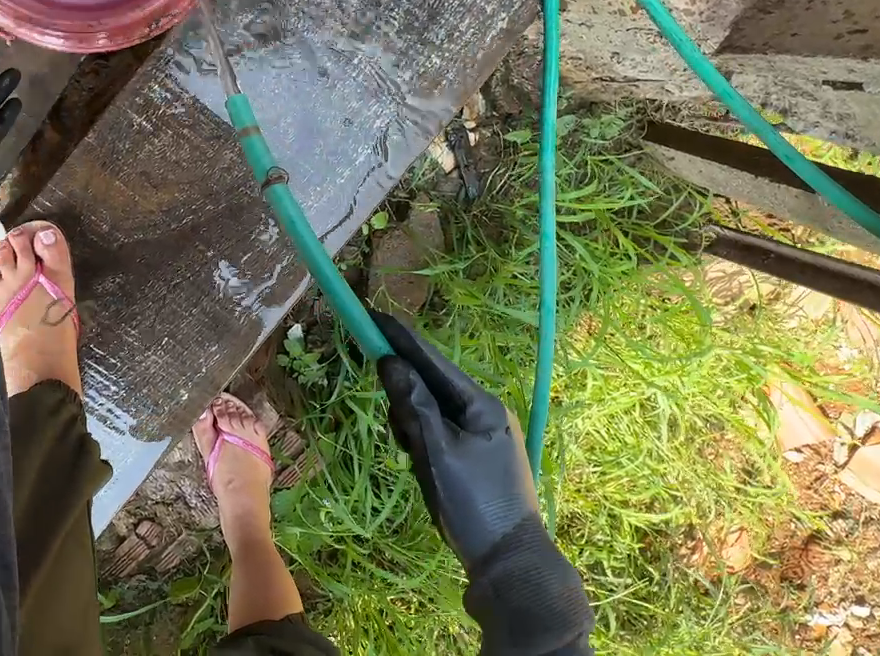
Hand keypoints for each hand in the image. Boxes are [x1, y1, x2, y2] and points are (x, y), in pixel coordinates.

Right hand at [374, 311, 540, 571]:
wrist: (509, 564)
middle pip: (430, 384)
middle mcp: (483, 411)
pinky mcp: (474, 454)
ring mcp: (480, 433)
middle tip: (394, 422)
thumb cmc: (475, 503)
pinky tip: (419, 461)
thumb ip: (413, 404)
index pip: (432, 360)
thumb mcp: (438, 451)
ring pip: (430, 409)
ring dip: (411, 422)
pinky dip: (421, 438)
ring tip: (412, 455)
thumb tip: (389, 360)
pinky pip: (437, 431)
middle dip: (404, 395)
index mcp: (481, 404)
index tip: (370, 315)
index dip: (400, 338)